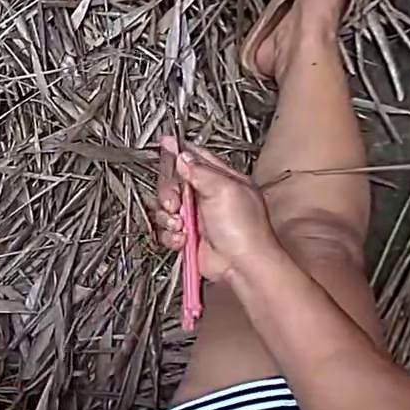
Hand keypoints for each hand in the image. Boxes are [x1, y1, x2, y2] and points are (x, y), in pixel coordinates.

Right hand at [149, 139, 286, 284]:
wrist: (241, 265)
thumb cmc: (244, 230)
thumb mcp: (224, 189)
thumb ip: (199, 170)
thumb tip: (181, 155)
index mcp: (221, 179)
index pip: (194, 158)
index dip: (178, 152)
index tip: (164, 144)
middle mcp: (207, 196)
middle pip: (173, 183)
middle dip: (168, 193)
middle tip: (176, 204)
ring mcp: (196, 217)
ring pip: (164, 208)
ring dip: (168, 218)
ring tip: (181, 225)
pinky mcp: (187, 236)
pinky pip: (165, 230)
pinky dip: (170, 235)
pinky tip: (183, 238)